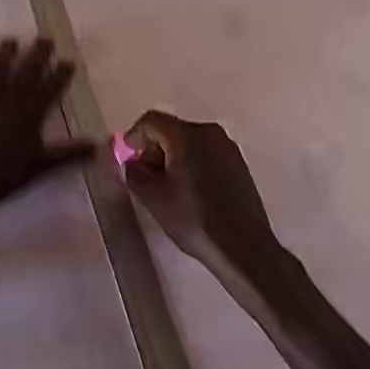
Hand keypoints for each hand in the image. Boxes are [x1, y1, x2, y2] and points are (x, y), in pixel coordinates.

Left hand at [0, 38, 87, 210]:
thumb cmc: (7, 175)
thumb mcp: (42, 166)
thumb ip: (69, 153)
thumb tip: (97, 145)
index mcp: (30, 113)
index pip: (51, 87)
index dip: (61, 73)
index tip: (68, 61)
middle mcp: (9, 99)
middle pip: (26, 70)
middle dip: (38, 53)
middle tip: (45, 39)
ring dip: (5, 52)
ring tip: (11, 39)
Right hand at [123, 111, 282, 272]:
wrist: (242, 247)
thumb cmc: (194, 218)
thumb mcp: (152, 197)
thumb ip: (134, 172)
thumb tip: (134, 164)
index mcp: (186, 135)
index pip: (152, 121)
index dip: (134, 135)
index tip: (126, 154)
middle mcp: (210, 134)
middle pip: (172, 130)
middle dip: (154, 148)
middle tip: (144, 174)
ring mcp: (229, 149)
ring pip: (191, 143)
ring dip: (174, 157)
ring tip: (166, 187)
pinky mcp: (240, 166)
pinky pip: (207, 155)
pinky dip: (193, 165)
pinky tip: (189, 192)